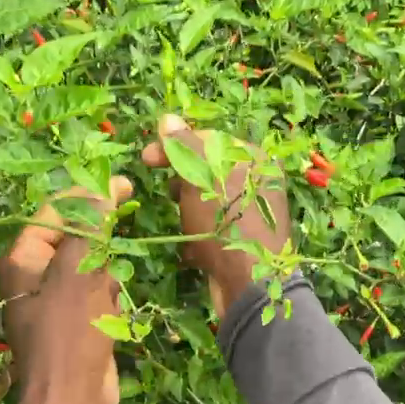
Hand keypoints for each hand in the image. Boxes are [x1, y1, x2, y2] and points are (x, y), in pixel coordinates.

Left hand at [0, 176, 133, 403]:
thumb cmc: (70, 337)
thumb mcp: (80, 276)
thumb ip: (90, 229)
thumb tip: (103, 188)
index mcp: (21, 261)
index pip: (56, 213)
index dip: (89, 196)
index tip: (125, 184)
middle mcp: (31, 277)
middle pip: (77, 241)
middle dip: (100, 251)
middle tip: (111, 264)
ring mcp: (53, 302)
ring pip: (92, 269)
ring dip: (107, 281)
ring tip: (105, 306)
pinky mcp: (74, 323)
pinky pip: (98, 297)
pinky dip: (109, 304)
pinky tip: (110, 324)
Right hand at [139, 113, 291, 319]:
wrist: (251, 285)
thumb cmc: (227, 223)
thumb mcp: (201, 177)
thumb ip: (185, 146)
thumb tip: (168, 118)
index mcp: (254, 160)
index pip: (209, 140)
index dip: (175, 145)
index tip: (146, 157)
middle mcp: (258, 183)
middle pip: (210, 170)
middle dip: (182, 178)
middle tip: (162, 189)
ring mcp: (253, 214)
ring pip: (210, 201)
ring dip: (189, 207)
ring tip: (179, 217)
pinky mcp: (244, 242)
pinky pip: (215, 228)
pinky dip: (199, 233)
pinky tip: (191, 246)